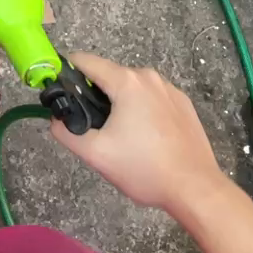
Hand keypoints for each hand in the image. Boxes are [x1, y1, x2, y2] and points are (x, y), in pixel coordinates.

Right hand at [50, 52, 227, 211]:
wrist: (197, 190)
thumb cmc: (145, 169)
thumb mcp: (97, 155)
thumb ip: (66, 133)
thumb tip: (55, 120)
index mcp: (126, 82)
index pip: (85, 61)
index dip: (67, 74)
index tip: (62, 95)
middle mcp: (148, 77)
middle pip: (108, 75)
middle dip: (96, 96)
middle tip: (96, 128)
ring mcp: (170, 89)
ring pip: (131, 88)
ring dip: (120, 104)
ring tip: (123, 138)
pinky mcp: (184, 104)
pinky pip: (152, 98)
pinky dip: (142, 110)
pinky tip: (147, 139)